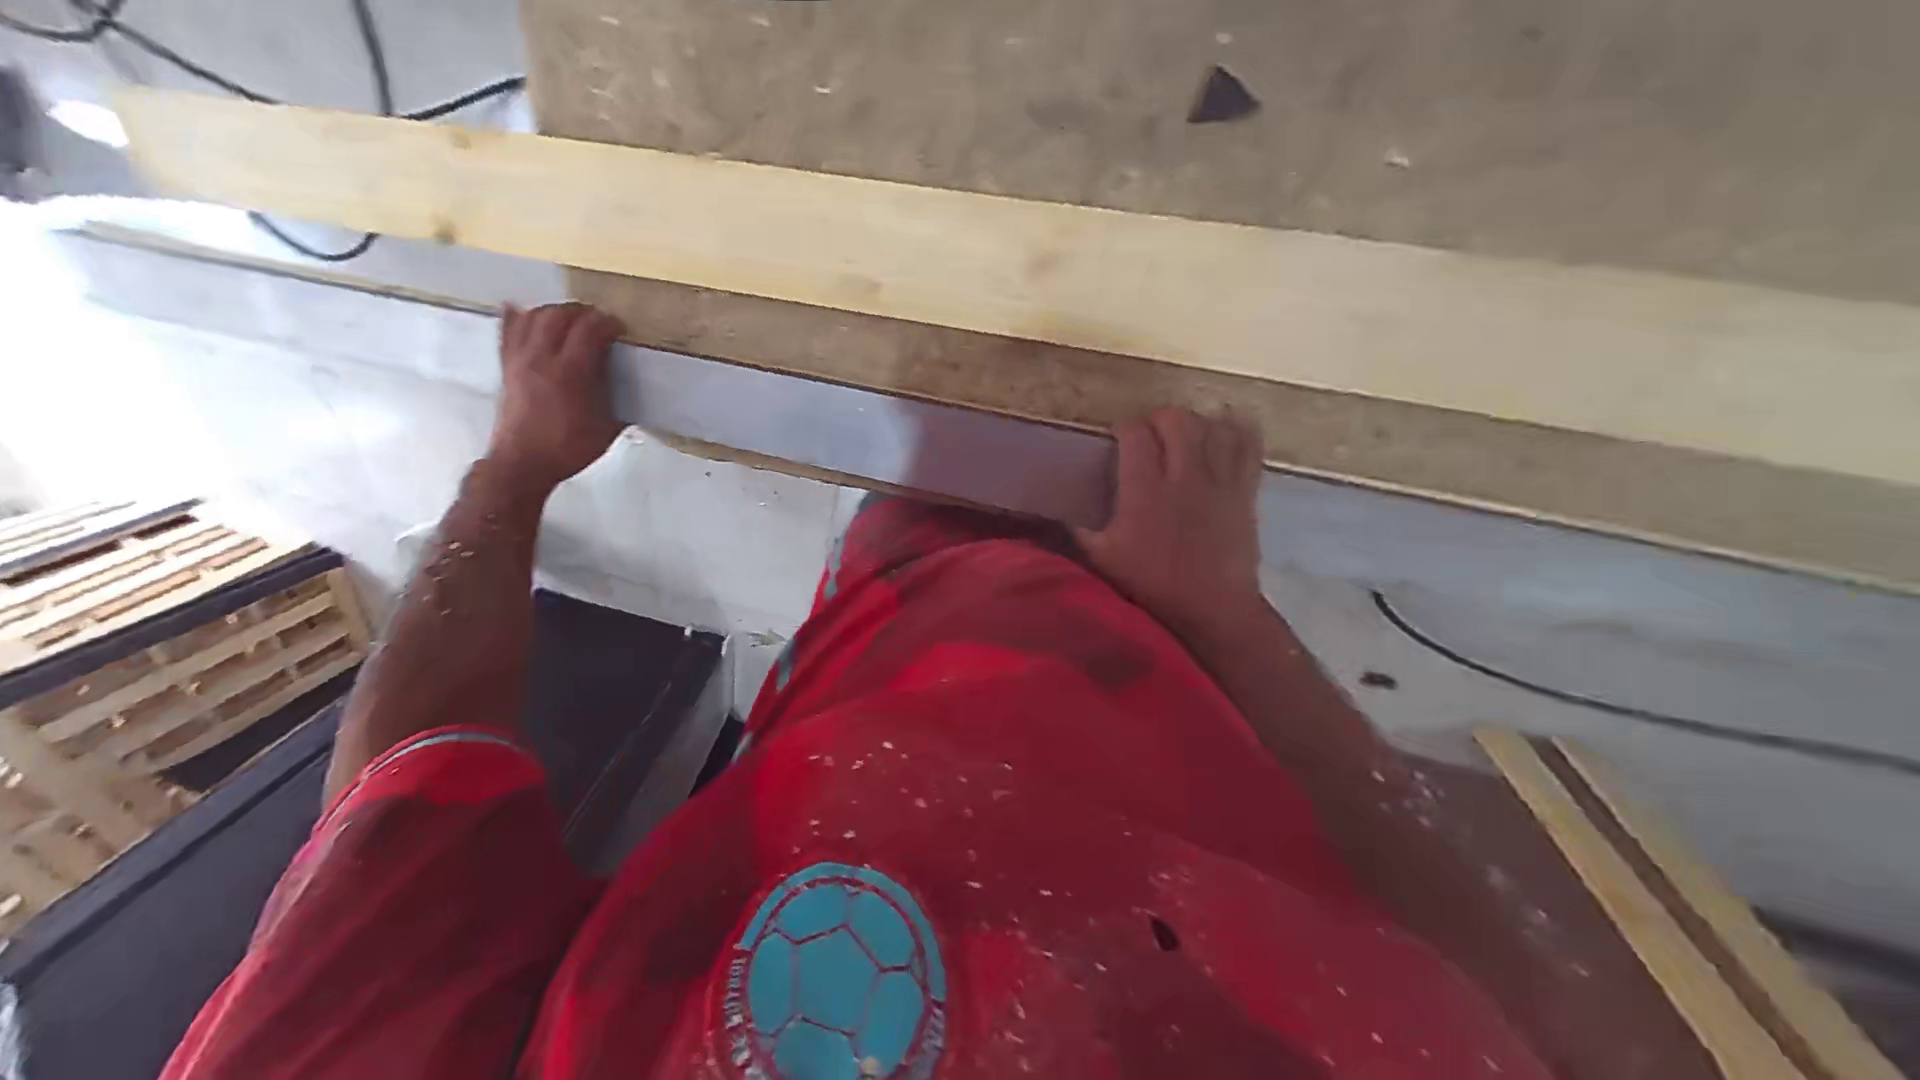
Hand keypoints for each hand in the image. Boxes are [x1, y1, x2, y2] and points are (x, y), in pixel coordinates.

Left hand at [486, 302, 625, 489]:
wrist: (523, 463)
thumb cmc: (569, 448)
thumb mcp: (607, 427)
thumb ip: (617, 399)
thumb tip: (628, 387)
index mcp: (571, 372)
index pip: (589, 330)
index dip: (607, 323)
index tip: (620, 328)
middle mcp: (542, 358)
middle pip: (560, 316)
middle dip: (583, 312)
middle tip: (599, 320)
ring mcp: (519, 360)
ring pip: (533, 317)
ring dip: (554, 311)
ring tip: (570, 317)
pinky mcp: (506, 367)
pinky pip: (506, 333)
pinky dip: (514, 317)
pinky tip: (519, 309)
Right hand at [1075, 408, 1265, 640]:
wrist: (1212, 608)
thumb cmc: (1153, 585)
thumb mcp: (1104, 559)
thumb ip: (1079, 530)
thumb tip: (1056, 512)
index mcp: (1145, 491)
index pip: (1134, 435)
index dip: (1123, 428)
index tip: (1117, 439)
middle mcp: (1184, 477)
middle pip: (1175, 420)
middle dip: (1158, 420)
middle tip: (1149, 437)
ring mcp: (1219, 481)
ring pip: (1211, 426)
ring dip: (1194, 424)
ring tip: (1183, 438)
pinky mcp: (1245, 489)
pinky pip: (1247, 444)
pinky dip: (1234, 432)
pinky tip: (1221, 436)